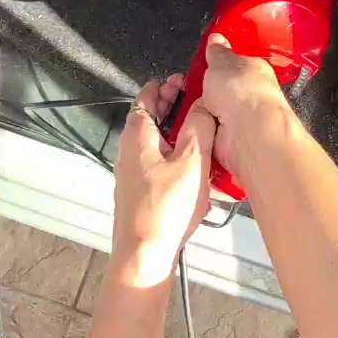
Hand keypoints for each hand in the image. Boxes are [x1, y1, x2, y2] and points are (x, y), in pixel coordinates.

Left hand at [111, 74, 217, 285]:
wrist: (145, 255)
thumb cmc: (166, 207)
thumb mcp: (192, 159)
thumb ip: (200, 126)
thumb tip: (204, 103)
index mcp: (137, 136)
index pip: (146, 97)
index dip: (166, 86)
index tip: (185, 81)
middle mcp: (130, 153)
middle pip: (151, 121)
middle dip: (175, 110)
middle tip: (199, 105)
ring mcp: (134, 176)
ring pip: (158, 145)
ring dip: (180, 136)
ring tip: (207, 137)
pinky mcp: (143, 196)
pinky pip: (161, 168)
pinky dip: (178, 160)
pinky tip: (200, 173)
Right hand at [196, 34, 293, 180]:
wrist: (247, 131)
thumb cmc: (243, 92)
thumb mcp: (223, 61)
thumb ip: (217, 51)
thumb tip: (216, 38)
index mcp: (251, 72)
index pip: (229, 66)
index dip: (211, 65)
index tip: (195, 65)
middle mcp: (244, 97)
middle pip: (213, 90)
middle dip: (197, 89)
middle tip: (183, 85)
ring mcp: (233, 120)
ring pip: (203, 111)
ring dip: (192, 109)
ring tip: (183, 104)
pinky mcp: (222, 140)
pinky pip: (200, 130)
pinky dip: (193, 127)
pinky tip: (190, 122)